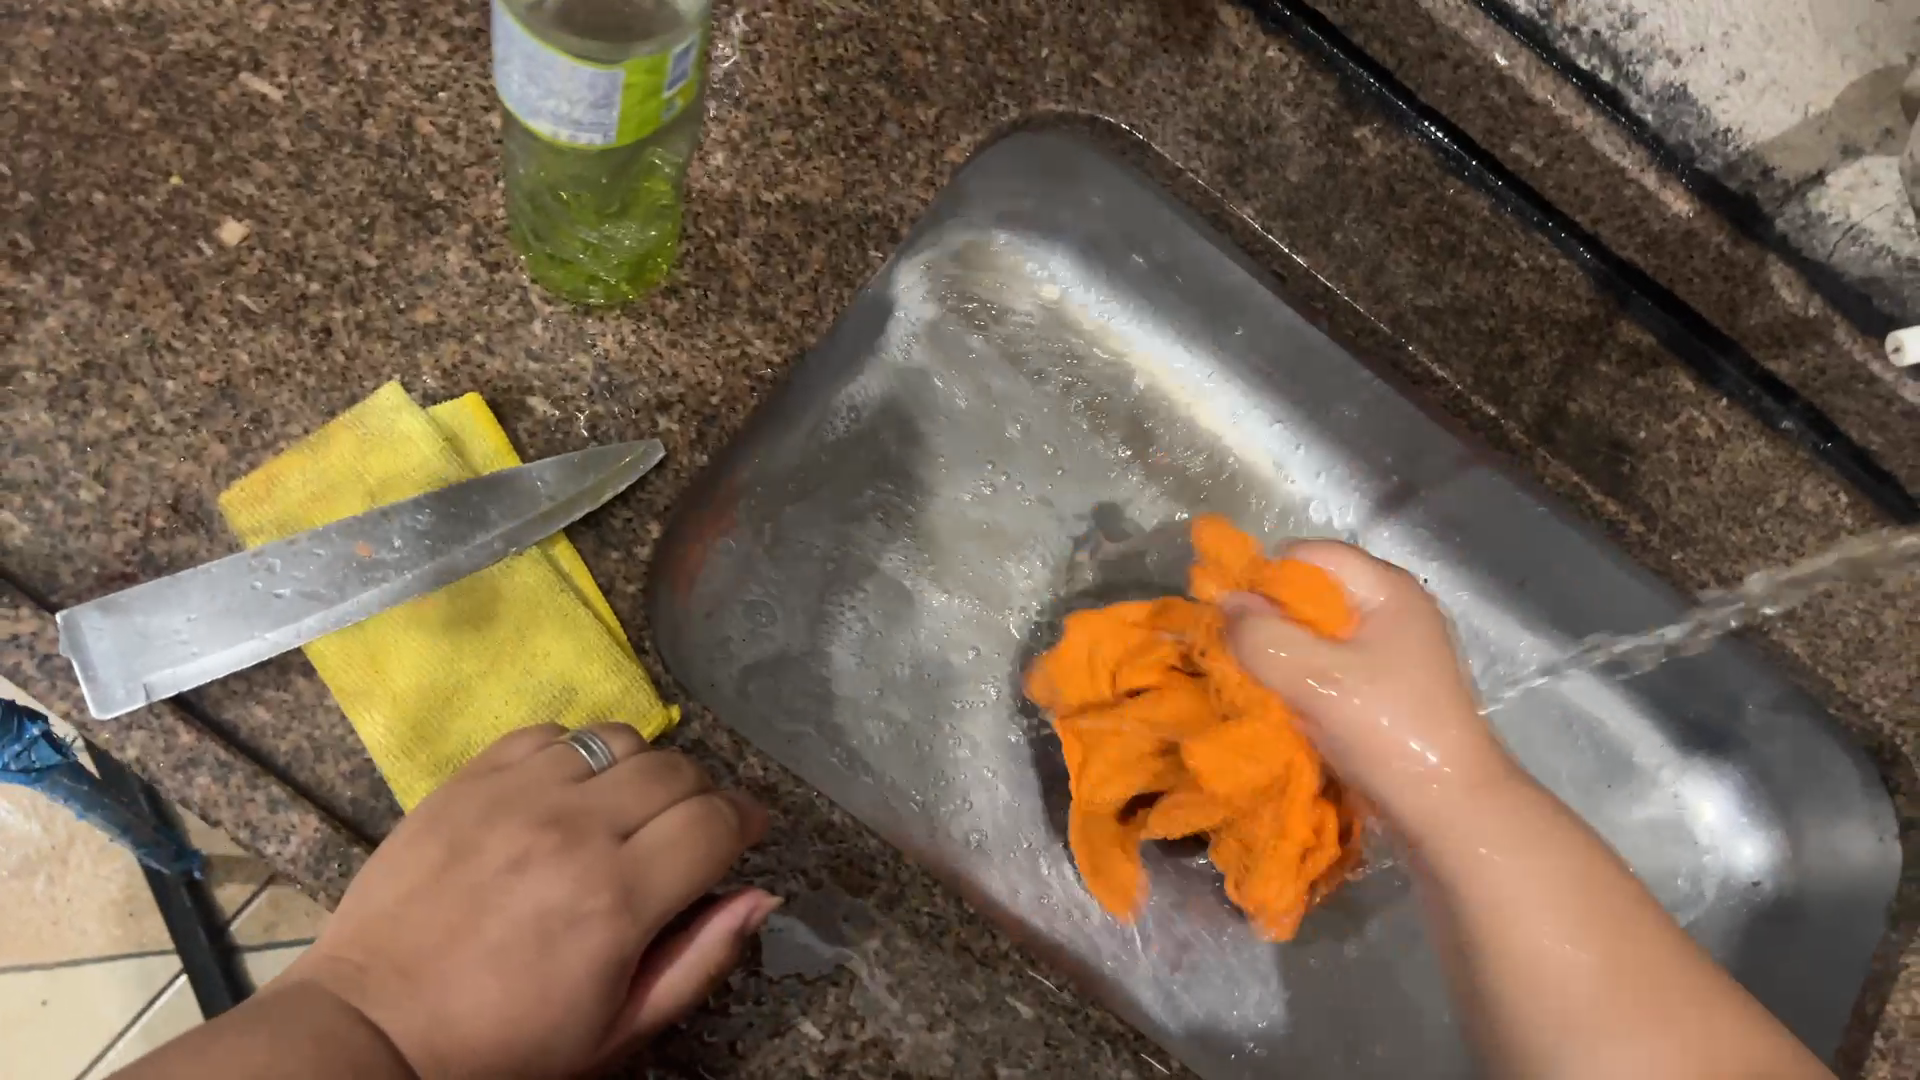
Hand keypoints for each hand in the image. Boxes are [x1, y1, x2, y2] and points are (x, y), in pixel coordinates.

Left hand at [275, 723, 776, 1078]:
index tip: (745, 830)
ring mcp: (519, 797)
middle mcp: (576, 832)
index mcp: (618, 901)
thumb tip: (763, 894)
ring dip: (641, 769)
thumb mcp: (619, 1029)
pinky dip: (577, 753)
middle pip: (679, 772)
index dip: (745, 820)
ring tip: (626, 804)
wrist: (366, 1034)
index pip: (716, 822)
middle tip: (684, 829)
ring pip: (622, 739)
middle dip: (700, 796)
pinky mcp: (471, 780)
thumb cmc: (506, 1045)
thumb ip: (702, 957)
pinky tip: (567, 791)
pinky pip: (553, 733)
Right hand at [1222, 541, 1519, 823]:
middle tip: (1248, 658)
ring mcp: (1387, 647)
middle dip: (1269, 621)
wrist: (1451, 810)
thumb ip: (1261, 635)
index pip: (1306, 554)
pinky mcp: (1381, 682)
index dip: (1264, 580)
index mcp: (1385, 589)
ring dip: (1281, 654)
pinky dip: (1298, 676)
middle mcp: (1389, 608)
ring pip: (1310, 630)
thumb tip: (1225, 603)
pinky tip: (1290, 705)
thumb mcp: (1314, 678)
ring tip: (1268, 686)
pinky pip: (1323, 661)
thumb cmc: (1388, 731)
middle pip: (1307, 591)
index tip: (1238, 622)